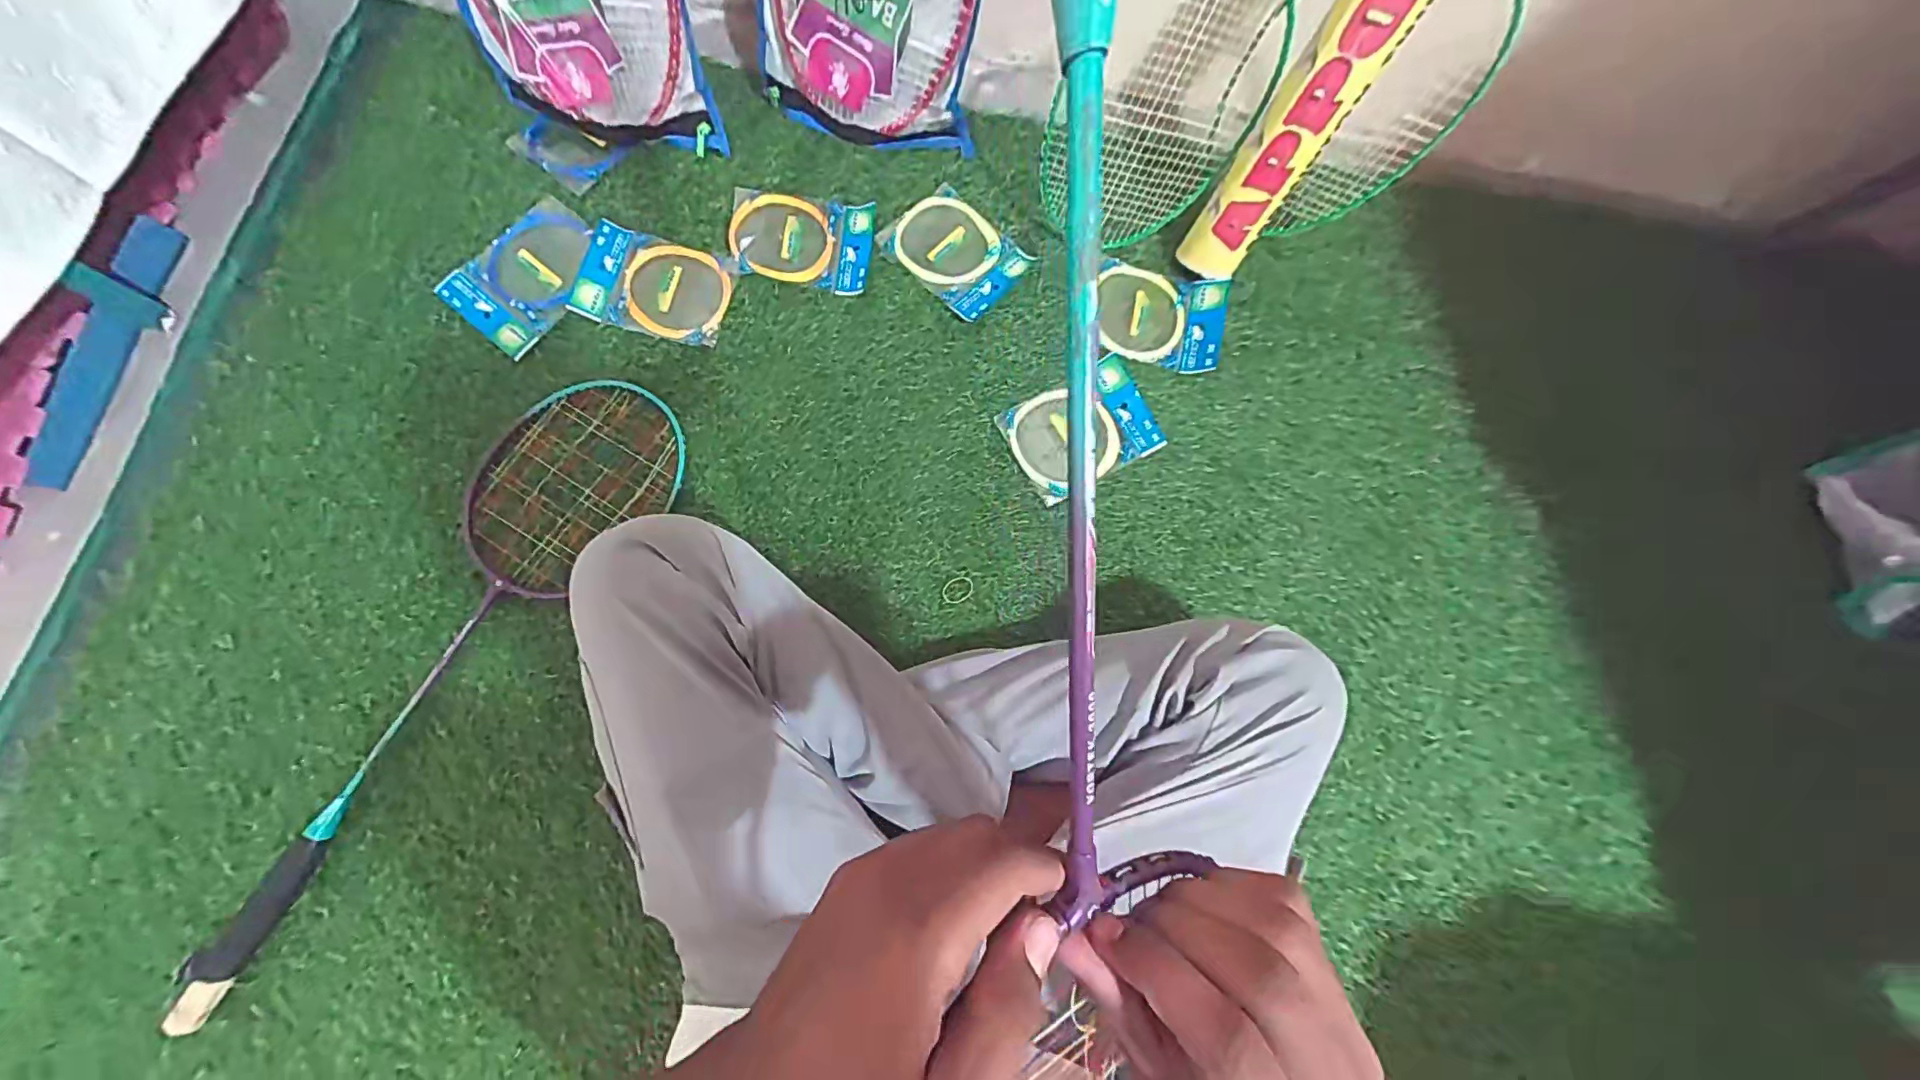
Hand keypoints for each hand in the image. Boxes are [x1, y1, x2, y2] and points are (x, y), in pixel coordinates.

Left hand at [671, 815, 1062, 1079]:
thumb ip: (1005, 1009)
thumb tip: (1043, 926)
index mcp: (918, 929)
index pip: (1005, 857)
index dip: (1049, 870)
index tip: (1072, 904)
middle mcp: (888, 880)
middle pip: (978, 834)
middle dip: (1020, 861)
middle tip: (1040, 921)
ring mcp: (860, 873)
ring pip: (949, 834)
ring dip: (986, 862)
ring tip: (999, 924)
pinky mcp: (845, 880)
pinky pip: (918, 848)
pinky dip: (951, 864)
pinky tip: (952, 920)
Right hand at [1056, 868, 1381, 1079]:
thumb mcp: (1159, 1070)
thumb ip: (1121, 1004)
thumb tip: (1072, 937)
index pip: (1226, 1030)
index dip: (1155, 968)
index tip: (1103, 936)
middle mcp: (1325, 1051)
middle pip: (1250, 965)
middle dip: (1170, 925)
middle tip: (1128, 924)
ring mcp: (1335, 995)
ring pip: (1268, 919)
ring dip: (1196, 898)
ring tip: (1161, 914)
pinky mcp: (1327, 945)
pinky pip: (1279, 894)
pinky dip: (1227, 883)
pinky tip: (1200, 901)